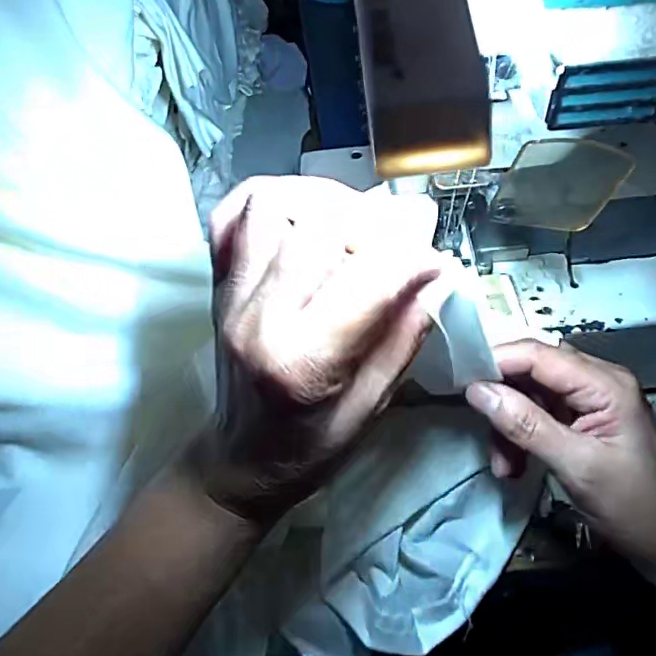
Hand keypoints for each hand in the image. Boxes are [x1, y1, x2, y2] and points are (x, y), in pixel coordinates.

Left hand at [194, 176, 443, 525]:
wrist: (240, 458)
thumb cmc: (310, 446)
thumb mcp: (372, 407)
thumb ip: (404, 336)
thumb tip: (437, 277)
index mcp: (301, 361)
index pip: (367, 279)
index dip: (413, 259)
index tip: (434, 264)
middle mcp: (258, 316)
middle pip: (319, 228)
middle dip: (374, 224)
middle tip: (398, 242)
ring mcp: (231, 292)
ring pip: (274, 204)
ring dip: (325, 202)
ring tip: (354, 223)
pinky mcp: (218, 279)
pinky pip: (235, 209)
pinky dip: (277, 197)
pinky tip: (308, 214)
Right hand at [465, 340, 655, 589]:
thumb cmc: (635, 507)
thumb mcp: (577, 466)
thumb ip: (526, 425)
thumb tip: (477, 389)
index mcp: (604, 382)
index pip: (539, 354)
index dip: (497, 363)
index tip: (460, 384)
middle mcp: (597, 381)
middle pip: (532, 372)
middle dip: (503, 402)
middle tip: (485, 436)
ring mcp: (590, 401)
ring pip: (532, 395)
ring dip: (511, 427)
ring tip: (504, 466)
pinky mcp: (584, 421)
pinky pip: (541, 415)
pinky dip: (523, 437)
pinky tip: (516, 467)